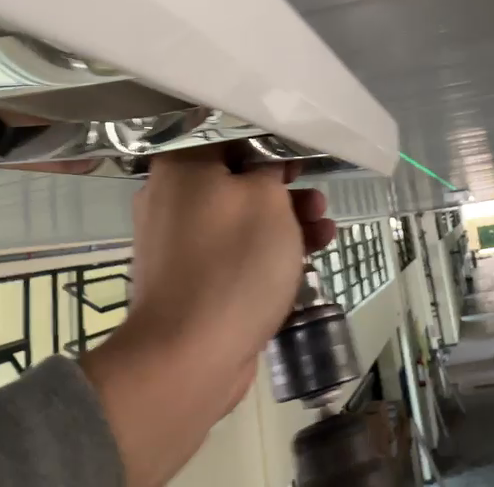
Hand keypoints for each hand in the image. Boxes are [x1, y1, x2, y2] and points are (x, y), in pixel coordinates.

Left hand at [80, 148, 337, 486]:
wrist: (187, 358)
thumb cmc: (232, 264)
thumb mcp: (267, 200)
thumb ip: (272, 169)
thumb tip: (267, 166)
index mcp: (180, 165)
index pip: (231, 135)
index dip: (273, 144)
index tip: (304, 157)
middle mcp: (169, 195)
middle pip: (236, 178)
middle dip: (285, 189)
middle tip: (318, 198)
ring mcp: (174, 241)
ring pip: (238, 217)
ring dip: (284, 221)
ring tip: (325, 230)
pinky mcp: (186, 279)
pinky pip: (230, 250)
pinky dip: (264, 250)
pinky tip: (305, 258)